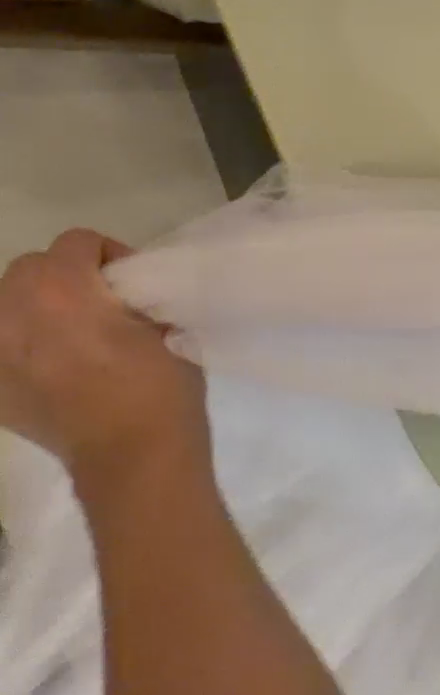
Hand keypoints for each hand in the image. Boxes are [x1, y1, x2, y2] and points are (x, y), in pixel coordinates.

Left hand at [0, 229, 207, 487]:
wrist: (131, 451)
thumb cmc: (163, 387)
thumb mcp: (169, 331)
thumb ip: (133, 303)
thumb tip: (120, 297)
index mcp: (67, 296)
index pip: (74, 243)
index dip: (107, 253)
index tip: (129, 281)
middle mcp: (15, 315)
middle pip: (26, 268)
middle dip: (63, 275)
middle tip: (100, 304)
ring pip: (2, 303)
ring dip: (34, 306)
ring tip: (69, 334)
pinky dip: (20, 343)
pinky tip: (51, 366)